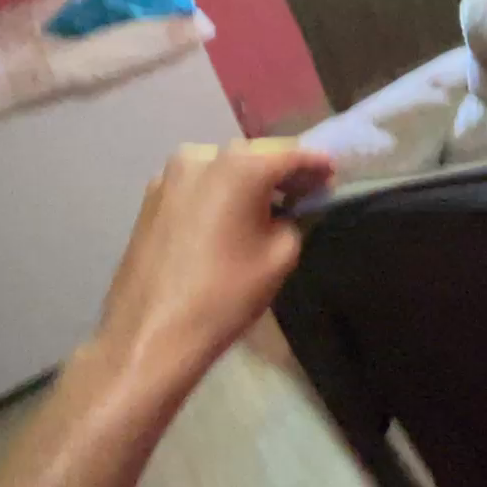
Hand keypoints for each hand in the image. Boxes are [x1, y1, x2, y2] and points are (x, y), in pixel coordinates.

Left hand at [76, 140, 332, 402]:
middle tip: (307, 192)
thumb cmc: (227, 293)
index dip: (318, 164)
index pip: (292, 153)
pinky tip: (234, 217)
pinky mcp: (152, 197)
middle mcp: (201, 156)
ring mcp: (170, 175)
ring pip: (226, 167)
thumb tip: (297, 207)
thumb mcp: (282, 254)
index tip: (334, 176)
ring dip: (252, 180)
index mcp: (240, 166)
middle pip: (256, 155)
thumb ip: (298, 217)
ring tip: (272, 206)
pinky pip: (201, 184)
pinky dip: (223, 192)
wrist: (152, 333)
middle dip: (284, 171)